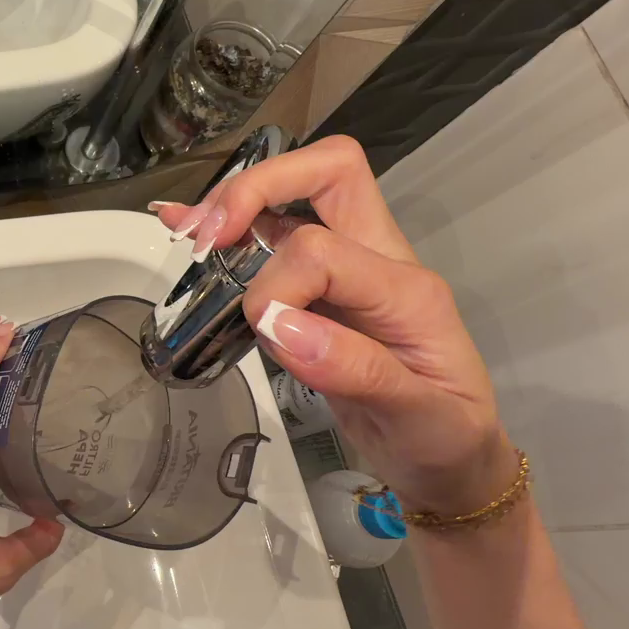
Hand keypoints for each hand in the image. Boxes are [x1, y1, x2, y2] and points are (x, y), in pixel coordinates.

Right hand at [153, 136, 514, 512]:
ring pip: (293, 192)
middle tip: (208, 239)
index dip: (276, 283)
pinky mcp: (317, 281)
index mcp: (405, 289)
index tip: (263, 332)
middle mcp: (378, 260)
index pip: (322, 249)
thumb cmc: (442, 437)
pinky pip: (274, 232)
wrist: (447, 456)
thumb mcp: (419, 418)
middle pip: (326, 172)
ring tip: (187, 233)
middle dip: (256, 190)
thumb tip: (279, 324)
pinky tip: (181, 219)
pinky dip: (227, 220)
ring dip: (234, 203)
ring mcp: (347, 265)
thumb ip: (356, 369)